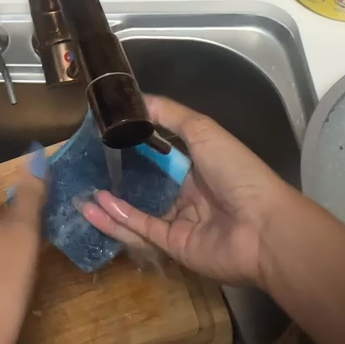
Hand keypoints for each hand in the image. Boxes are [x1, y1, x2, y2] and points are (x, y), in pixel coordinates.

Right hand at [78, 94, 302, 287]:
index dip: (131, 143)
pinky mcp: (173, 245)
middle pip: (143, 182)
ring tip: (80, 189)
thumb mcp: (202, 130)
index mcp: (195, 165)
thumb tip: (134, 98)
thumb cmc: (236, 172)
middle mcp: (185, 193)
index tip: (103, 132)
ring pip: (136, 208)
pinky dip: (117, 218)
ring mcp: (178, 220)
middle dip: (114, 174)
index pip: (157, 153)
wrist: (264, 229)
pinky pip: (140, 229)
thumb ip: (168, 114)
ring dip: (109, 200)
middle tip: (83, 163)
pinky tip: (96, 204)